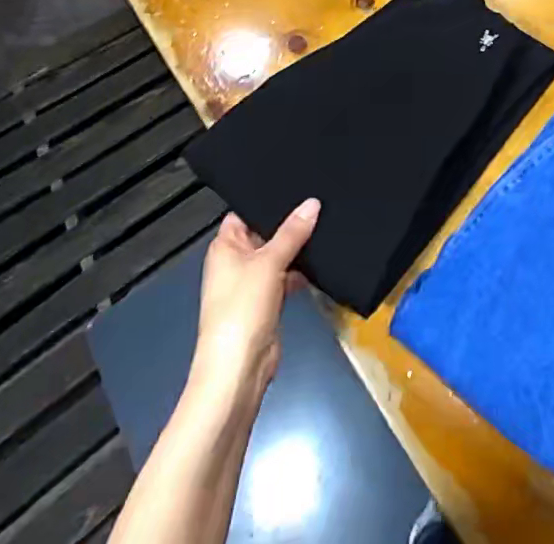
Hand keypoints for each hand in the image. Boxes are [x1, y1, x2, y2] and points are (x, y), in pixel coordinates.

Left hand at [191, 198, 319, 399]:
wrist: (239, 368)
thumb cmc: (243, 308)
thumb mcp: (269, 262)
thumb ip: (292, 232)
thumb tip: (312, 203)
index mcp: (225, 247)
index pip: (245, 213)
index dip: (267, 201)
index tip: (297, 186)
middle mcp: (235, 262)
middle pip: (265, 234)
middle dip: (289, 224)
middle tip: (320, 203)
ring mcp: (251, 283)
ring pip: (278, 256)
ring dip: (297, 249)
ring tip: (327, 225)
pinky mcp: (267, 302)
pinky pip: (286, 277)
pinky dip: (300, 272)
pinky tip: (322, 262)